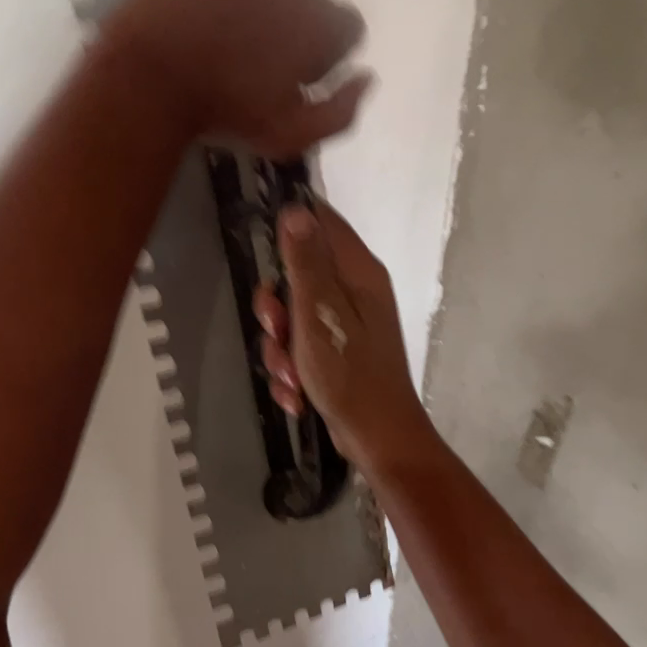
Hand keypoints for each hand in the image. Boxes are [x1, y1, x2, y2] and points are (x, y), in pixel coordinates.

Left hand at [102, 0, 371, 156]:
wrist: (151, 75)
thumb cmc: (222, 114)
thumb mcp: (287, 138)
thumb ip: (340, 114)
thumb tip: (367, 78)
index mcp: (321, 24)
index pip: (348, 29)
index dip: (322, 54)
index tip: (292, 71)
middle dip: (292, 23)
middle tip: (252, 54)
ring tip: (228, 28)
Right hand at [253, 205, 433, 470]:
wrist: (376, 438)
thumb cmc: (349, 374)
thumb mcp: (319, 313)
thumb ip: (306, 262)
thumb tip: (295, 209)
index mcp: (358, 272)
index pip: (320, 222)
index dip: (289, 232)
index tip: (269, 261)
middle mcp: (355, 293)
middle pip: (297, 277)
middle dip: (277, 311)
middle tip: (278, 333)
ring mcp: (346, 327)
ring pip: (293, 321)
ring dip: (281, 352)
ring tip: (291, 377)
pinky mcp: (338, 357)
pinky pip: (302, 352)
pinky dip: (293, 374)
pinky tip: (297, 396)